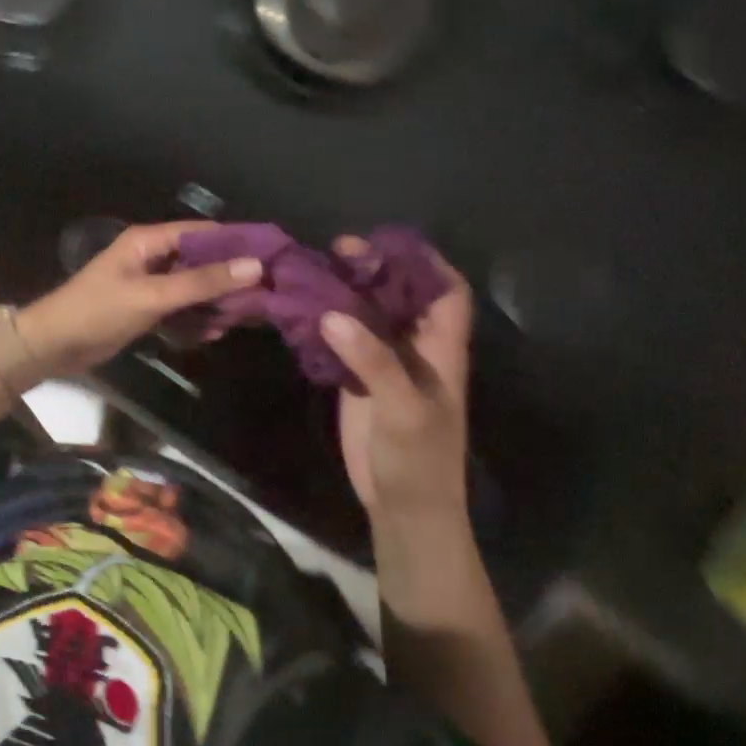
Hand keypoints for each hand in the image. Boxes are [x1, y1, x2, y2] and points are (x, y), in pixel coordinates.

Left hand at [17, 221, 261, 375]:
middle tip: (270, 295)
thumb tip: (254, 266)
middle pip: (201, 260)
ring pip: (193, 287)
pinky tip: (215, 333)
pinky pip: (180, 308)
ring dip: (216, 302)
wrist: (54, 344)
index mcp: (148, 241)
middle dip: (232, 277)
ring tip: (247, 318)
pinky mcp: (145, 309)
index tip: (276, 255)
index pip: (202, 232)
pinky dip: (197, 318)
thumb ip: (201, 282)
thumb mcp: (152, 296)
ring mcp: (148, 284)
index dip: (238, 241)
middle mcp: (150, 257)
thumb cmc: (98, 311)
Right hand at [323, 237, 473, 527]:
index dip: (426, 264)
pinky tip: (298, 309)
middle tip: (337, 249)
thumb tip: (332, 314)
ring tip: (311, 270)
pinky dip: (323, 321)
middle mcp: (414, 349)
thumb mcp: (402, 409)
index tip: (388, 241)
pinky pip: (341, 340)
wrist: (404, 505)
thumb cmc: (419, 458)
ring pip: (367, 315)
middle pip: (399, 296)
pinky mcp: (356, 380)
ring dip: (344, 292)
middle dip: (374, 269)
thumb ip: (372, 361)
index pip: (446, 293)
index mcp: (441, 351)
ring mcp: (383, 364)